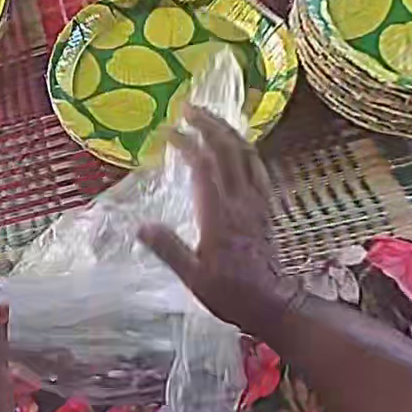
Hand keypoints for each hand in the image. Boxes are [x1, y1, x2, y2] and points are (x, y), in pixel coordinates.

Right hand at [138, 107, 303, 333]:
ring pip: (247, 153)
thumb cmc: (230, 293)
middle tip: (188, 107)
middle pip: (228, 149)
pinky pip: (257, 167)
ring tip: (209, 117)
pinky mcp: (266, 207)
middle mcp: (241, 201)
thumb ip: (168, 249)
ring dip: (228, 130)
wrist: (271, 303)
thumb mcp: (193, 277)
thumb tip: (140, 227)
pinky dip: (244, 148)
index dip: (186, 144)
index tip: (167, 133)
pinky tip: (235, 146)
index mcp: (219, 214)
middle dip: (208, 123)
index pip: (203, 166)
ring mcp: (257, 201)